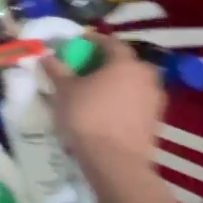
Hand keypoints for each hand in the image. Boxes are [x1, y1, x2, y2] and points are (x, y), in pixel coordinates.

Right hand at [47, 36, 163, 169]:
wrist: (115, 162)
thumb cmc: (87, 116)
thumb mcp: (63, 89)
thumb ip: (56, 69)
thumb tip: (47, 55)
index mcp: (125, 64)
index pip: (111, 42)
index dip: (93, 40)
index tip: (77, 43)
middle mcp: (146, 78)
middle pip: (127, 63)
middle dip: (108, 62)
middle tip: (88, 67)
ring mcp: (155, 102)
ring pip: (134, 83)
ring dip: (118, 82)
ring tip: (95, 89)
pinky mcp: (155, 123)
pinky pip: (137, 101)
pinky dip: (124, 100)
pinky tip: (106, 109)